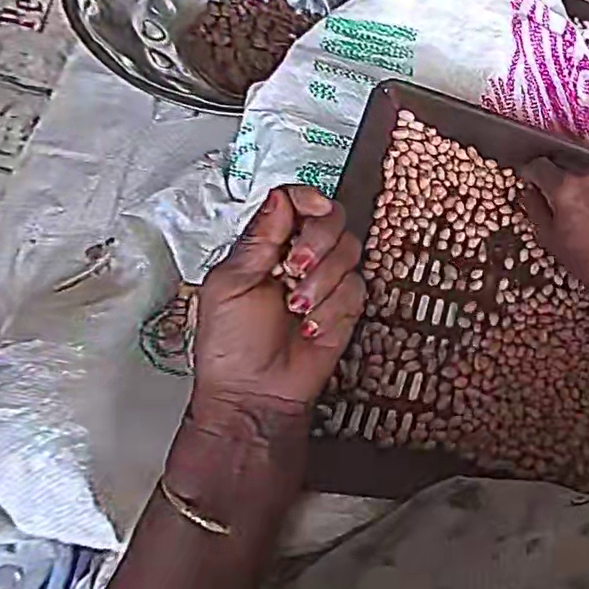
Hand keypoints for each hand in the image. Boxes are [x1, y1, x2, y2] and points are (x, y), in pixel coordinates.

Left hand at [191, 185, 364, 419]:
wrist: (256, 390)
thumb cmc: (231, 343)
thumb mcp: (230, 284)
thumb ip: (259, 239)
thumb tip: (280, 198)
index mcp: (267, 245)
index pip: (296, 201)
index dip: (309, 198)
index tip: (313, 209)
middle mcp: (301, 256)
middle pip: (333, 220)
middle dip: (318, 243)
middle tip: (294, 269)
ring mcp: (328, 279)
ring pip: (349, 253)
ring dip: (322, 283)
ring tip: (296, 308)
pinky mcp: (349, 304)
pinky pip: (358, 288)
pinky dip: (333, 309)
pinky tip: (310, 326)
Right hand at [517, 158, 588, 288]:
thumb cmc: (581, 255)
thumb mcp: (546, 233)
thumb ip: (534, 205)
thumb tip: (530, 190)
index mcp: (564, 186)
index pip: (538, 165)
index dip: (529, 172)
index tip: (527, 180)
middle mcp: (585, 177)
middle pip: (559, 164)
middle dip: (549, 176)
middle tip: (544, 193)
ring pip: (578, 171)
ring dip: (568, 181)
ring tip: (566, 203)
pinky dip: (585, 188)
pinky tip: (584, 207)